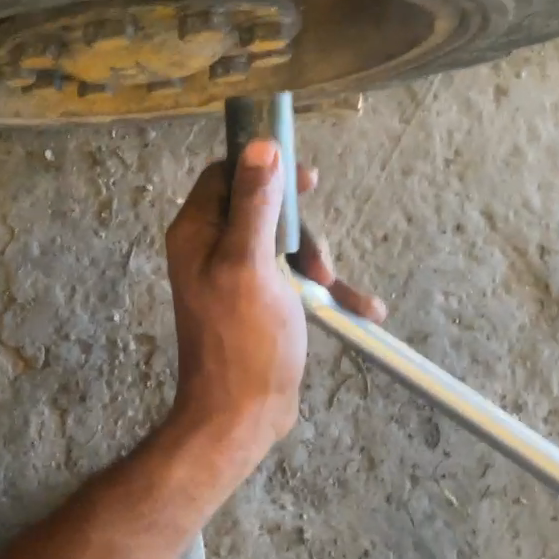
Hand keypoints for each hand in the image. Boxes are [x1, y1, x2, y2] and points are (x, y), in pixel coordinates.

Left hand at [162, 140, 386, 464]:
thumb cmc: (242, 338)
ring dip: (317, 261)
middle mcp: (211, 246)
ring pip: (284, 242)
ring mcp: (236, 273)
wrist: (241, 414)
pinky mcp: (260, 298)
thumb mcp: (249, 264)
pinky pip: (294, 278)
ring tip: (335, 291)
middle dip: (299, 230)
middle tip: (318, 261)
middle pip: (262, 207)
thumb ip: (255, 204)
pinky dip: (326, 290)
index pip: (225, 176)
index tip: (304, 179)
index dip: (263, 169)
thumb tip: (260, 145)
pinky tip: (361, 308)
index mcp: (197, 231)